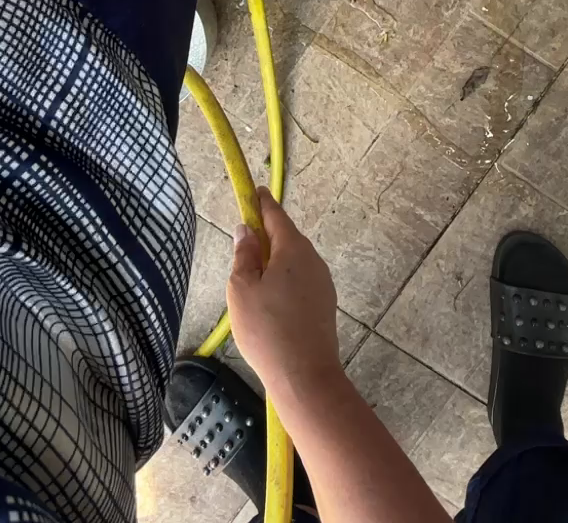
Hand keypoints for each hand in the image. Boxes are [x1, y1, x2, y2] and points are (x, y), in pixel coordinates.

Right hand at [227, 191, 342, 393]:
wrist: (305, 377)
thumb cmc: (267, 330)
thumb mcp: (242, 289)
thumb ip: (244, 255)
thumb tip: (246, 230)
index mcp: (292, 249)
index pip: (275, 215)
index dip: (262, 202)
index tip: (254, 191)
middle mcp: (312, 259)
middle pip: (286, 237)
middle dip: (266, 236)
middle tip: (244, 245)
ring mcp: (322, 281)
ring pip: (294, 260)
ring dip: (275, 261)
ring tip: (253, 283)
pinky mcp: (325, 302)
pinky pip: (301, 279)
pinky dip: (285, 279)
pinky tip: (271, 301)